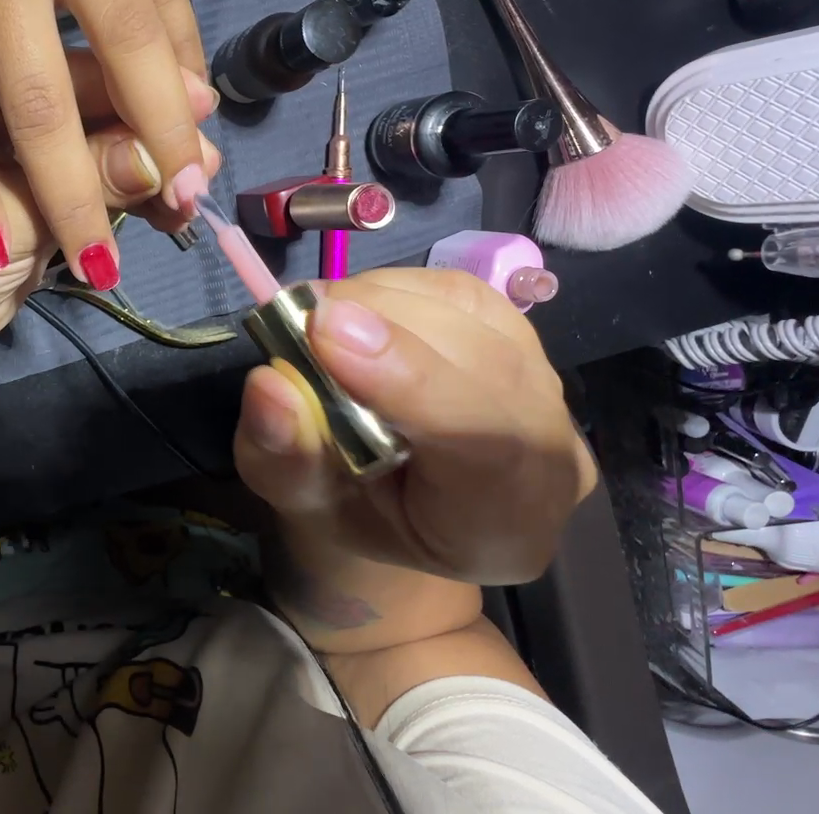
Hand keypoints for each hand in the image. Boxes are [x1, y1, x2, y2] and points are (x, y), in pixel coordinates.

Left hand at [0, 52, 218, 352]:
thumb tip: (159, 159)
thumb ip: (80, 186)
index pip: (63, 71)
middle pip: (94, 106)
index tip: (193, 102)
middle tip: (204, 156)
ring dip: (152, 171)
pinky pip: (103, 183)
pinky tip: (173, 212)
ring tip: (197, 192)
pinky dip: (138, 199)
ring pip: (106, 145)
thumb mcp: (8, 220)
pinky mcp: (48, 190)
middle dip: (153, 133)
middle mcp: (2, 105)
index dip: (131, 89)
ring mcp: (28, 150)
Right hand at [232, 270, 596, 585]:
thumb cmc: (348, 511)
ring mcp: (544, 388)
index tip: (324, 332)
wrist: (393, 504)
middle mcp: (549, 455)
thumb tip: (269, 384)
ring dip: (380, 301)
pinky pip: (458, 292)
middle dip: (384, 324)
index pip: (489, 442)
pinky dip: (392, 289)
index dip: (411, 378)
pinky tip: (350, 311)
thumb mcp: (298, 504)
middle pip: (487, 363)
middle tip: (295, 316)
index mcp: (503, 527)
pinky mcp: (517, 335)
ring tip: (313, 321)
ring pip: (474, 315)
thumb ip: (285, 457)